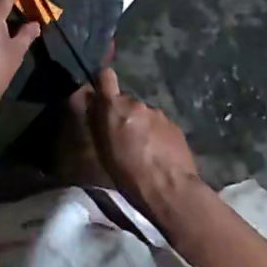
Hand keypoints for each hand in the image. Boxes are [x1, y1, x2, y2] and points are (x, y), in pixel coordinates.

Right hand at [72, 67, 203, 214]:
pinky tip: (159, 153)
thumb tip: (93, 104)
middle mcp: (136, 103)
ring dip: (141, 124)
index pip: (105, 77)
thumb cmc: (129, 174)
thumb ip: (98, 122)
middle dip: (124, 113)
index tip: (103, 95)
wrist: (170, 189)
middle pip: (126, 100)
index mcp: (114, 107)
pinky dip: (157, 134)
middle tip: (124, 135)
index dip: (104, 83)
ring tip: (144, 149)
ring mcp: (158, 113)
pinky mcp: (174, 124)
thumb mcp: (103, 150)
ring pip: (144, 113)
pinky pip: (159, 124)